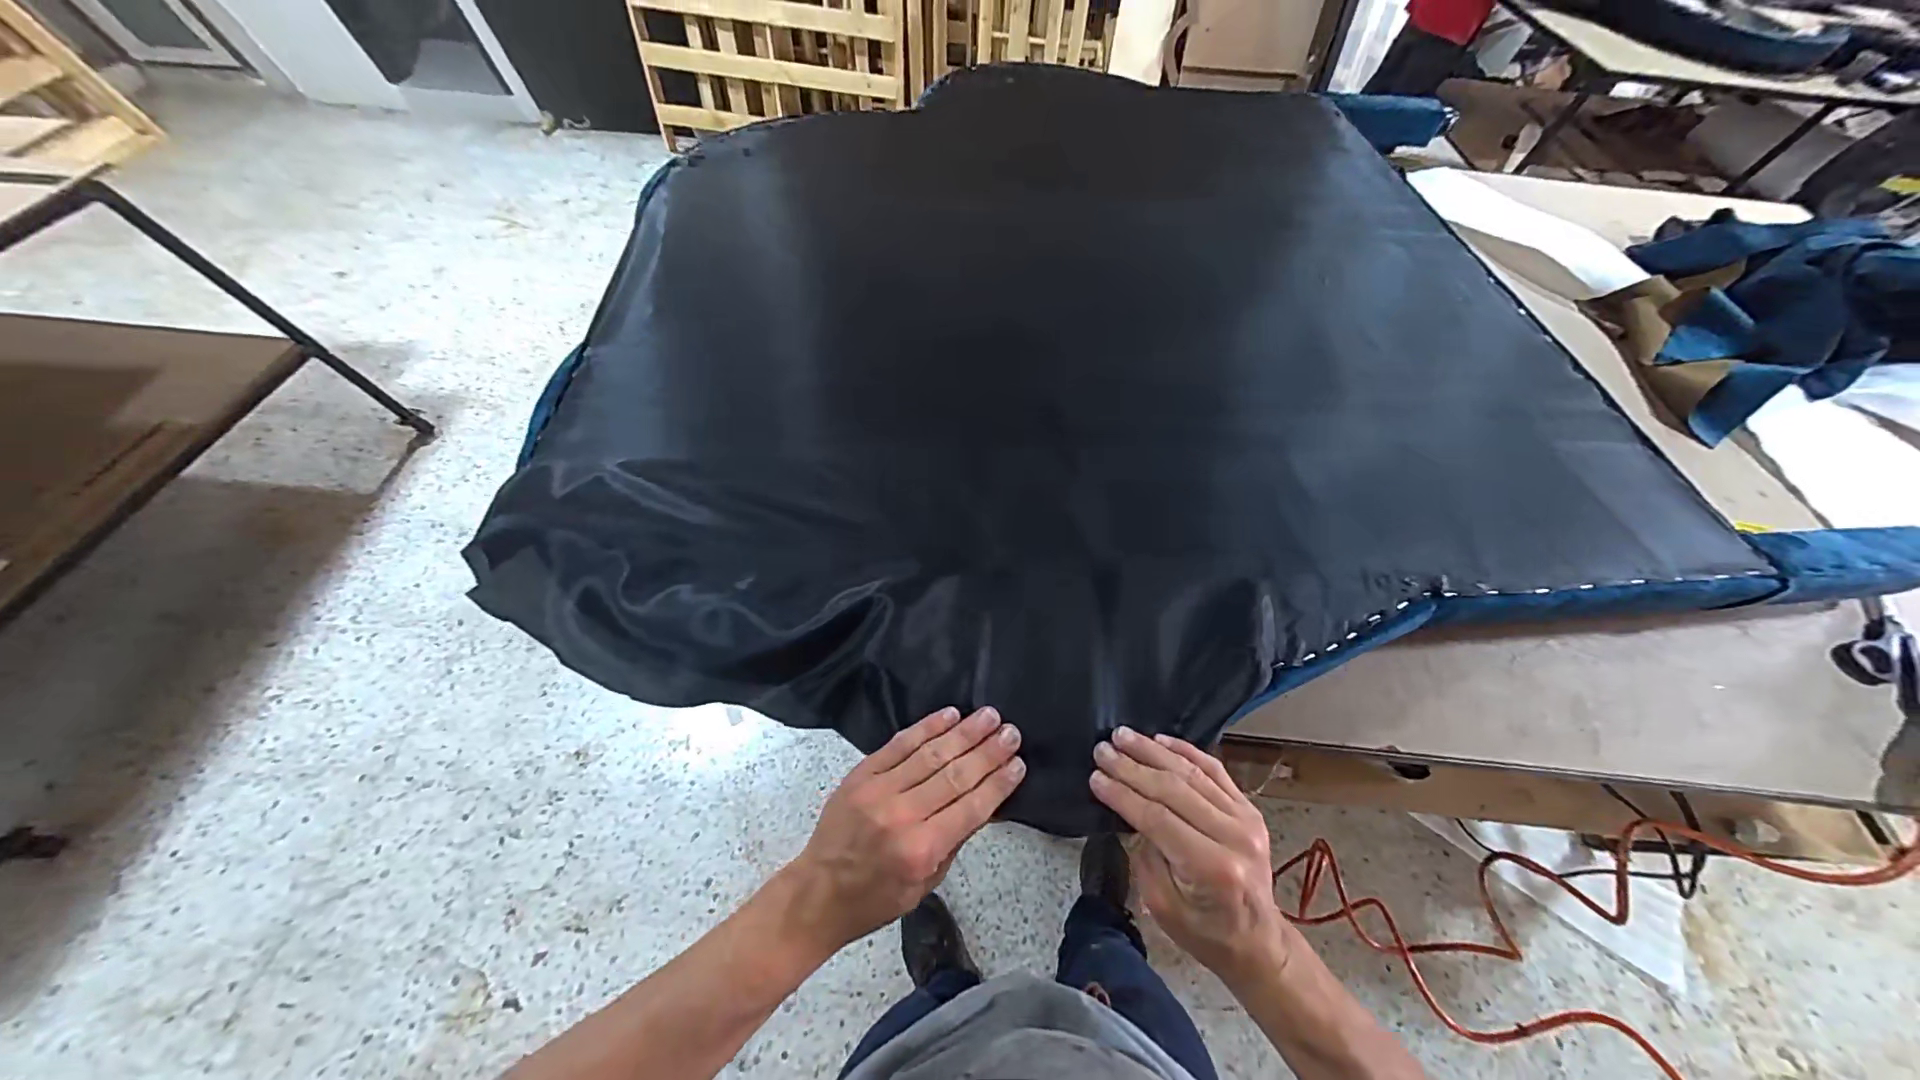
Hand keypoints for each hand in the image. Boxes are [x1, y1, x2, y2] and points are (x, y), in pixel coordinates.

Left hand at [782, 706, 1025, 954]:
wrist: (818, 893)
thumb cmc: (876, 897)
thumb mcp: (927, 882)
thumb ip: (956, 839)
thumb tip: (987, 800)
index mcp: (921, 850)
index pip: (971, 807)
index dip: (998, 783)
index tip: (1018, 763)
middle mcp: (901, 816)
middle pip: (955, 775)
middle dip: (988, 752)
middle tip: (1012, 732)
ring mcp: (878, 791)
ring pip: (930, 754)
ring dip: (964, 733)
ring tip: (989, 716)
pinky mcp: (861, 774)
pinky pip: (899, 744)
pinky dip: (926, 727)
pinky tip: (949, 715)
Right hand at [1089, 727, 1297, 985]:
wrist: (1258, 941)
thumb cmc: (1205, 932)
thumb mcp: (1162, 905)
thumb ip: (1146, 854)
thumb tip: (1130, 810)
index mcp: (1212, 867)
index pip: (1158, 818)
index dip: (1123, 794)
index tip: (1095, 777)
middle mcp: (1233, 836)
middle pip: (1173, 789)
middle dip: (1131, 767)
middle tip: (1102, 750)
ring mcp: (1246, 819)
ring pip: (1191, 773)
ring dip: (1152, 751)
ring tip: (1123, 735)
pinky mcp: (1249, 808)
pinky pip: (1215, 770)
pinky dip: (1186, 750)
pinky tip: (1161, 739)